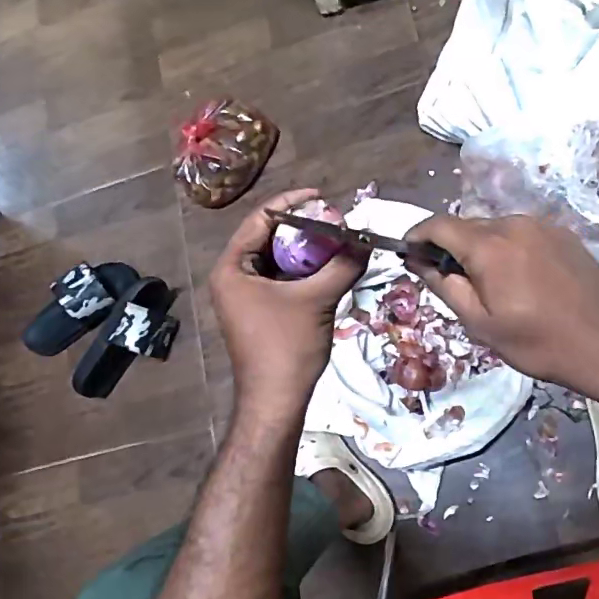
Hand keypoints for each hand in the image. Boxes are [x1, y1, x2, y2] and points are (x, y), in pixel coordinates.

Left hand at [210, 189, 368, 415]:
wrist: (276, 400)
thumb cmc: (287, 347)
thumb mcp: (317, 300)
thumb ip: (342, 265)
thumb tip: (366, 239)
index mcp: (232, 268)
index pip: (260, 219)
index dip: (292, 203)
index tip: (323, 197)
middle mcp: (232, 277)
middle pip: (268, 237)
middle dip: (303, 228)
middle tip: (336, 221)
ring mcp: (244, 296)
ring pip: (277, 260)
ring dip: (306, 250)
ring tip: (338, 241)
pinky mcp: (258, 311)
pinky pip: (281, 279)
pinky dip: (303, 272)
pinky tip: (329, 268)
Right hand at [404, 214, 598, 393]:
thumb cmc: (537, 343)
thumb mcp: (480, 324)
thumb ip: (444, 286)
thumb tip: (417, 261)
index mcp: (489, 246)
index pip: (439, 225)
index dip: (417, 235)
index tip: (407, 252)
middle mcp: (514, 224)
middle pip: (467, 225)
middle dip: (448, 246)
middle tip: (445, 278)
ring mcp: (542, 226)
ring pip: (494, 228)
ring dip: (479, 248)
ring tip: (484, 284)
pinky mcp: (563, 234)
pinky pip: (520, 234)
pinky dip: (505, 249)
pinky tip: (515, 279)